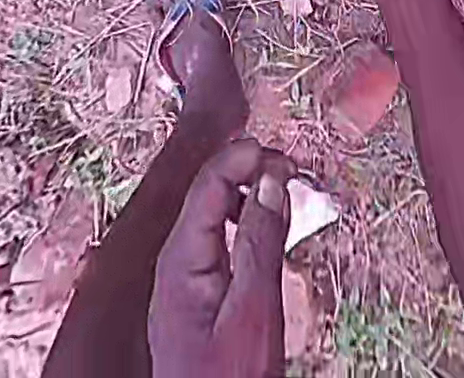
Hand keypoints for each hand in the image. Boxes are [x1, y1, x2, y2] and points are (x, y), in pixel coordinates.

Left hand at [148, 139, 294, 377]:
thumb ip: (261, 239)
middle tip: (288, 170)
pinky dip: (242, 222)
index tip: (278, 152)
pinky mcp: (196, 293)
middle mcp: (174, 259)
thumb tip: (271, 178)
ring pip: (211, 214)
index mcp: (180, 258)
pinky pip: (217, 239)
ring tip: (282, 191)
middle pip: (206, 194)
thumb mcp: (254, 310)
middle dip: (245, 172)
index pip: (207, 184)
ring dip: (245, 195)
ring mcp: (183, 277)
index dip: (240, 158)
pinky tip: (266, 227)